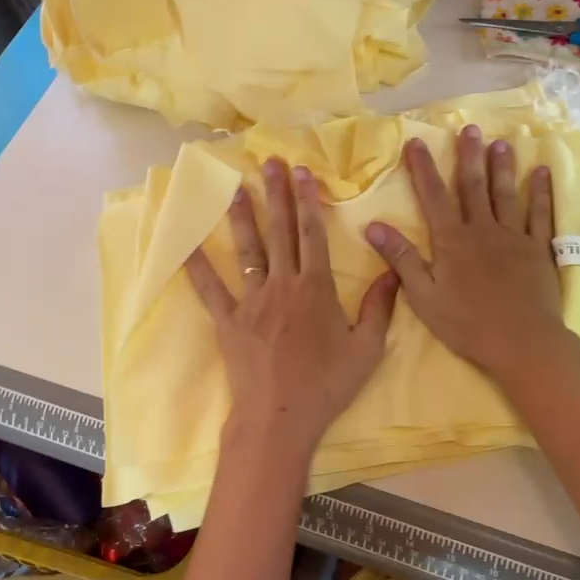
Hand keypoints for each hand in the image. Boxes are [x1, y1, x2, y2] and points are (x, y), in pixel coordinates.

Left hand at [185, 158, 399, 458]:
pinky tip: (186, 244)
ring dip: (242, 217)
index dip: (308, 201)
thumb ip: (379, 306)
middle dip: (276, 194)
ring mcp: (251, 302)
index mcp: (317, 288)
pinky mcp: (228, 321)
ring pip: (247, 251)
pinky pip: (210, 289)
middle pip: (279, 231)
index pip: (313, 234)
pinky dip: (198, 266)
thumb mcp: (366, 348)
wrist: (281, 417)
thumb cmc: (327, 385)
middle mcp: (283, 285)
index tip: (303, 172)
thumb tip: (393, 270)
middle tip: (270, 162)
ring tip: (234, 187)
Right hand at [365, 125, 571, 385]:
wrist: (522, 341)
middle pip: (473, 186)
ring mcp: (514, 237)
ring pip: (506, 194)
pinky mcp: (539, 249)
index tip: (416, 141)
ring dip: (502, 167)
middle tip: (469, 128)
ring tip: (501, 142)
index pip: (433, 196)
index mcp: (452, 241)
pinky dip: (542, 192)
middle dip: (468, 156)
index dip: (423, 168)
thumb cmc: (467, 324)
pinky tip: (542, 173)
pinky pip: (541, 214)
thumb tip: (373, 226)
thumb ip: (402, 259)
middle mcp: (483, 230)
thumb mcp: (424, 296)